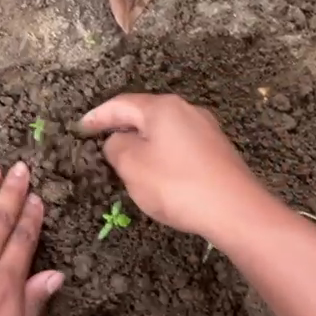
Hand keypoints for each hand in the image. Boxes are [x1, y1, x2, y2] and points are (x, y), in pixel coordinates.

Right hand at [80, 93, 272, 243]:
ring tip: (125, 161)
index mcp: (162, 108)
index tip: (80, 127)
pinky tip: (156, 173)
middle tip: (99, 143)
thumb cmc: (177, 185)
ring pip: (163, 131)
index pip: (120, 104)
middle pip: (144, 114)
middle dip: (120, 128)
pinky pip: (179, 145)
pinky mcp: (216, 150)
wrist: (236, 211)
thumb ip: (115, 147)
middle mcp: (186, 110)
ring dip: (142, 143)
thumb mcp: (132, 166)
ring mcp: (205, 129)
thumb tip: (117, 141)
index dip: (97, 116)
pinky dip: (161, 154)